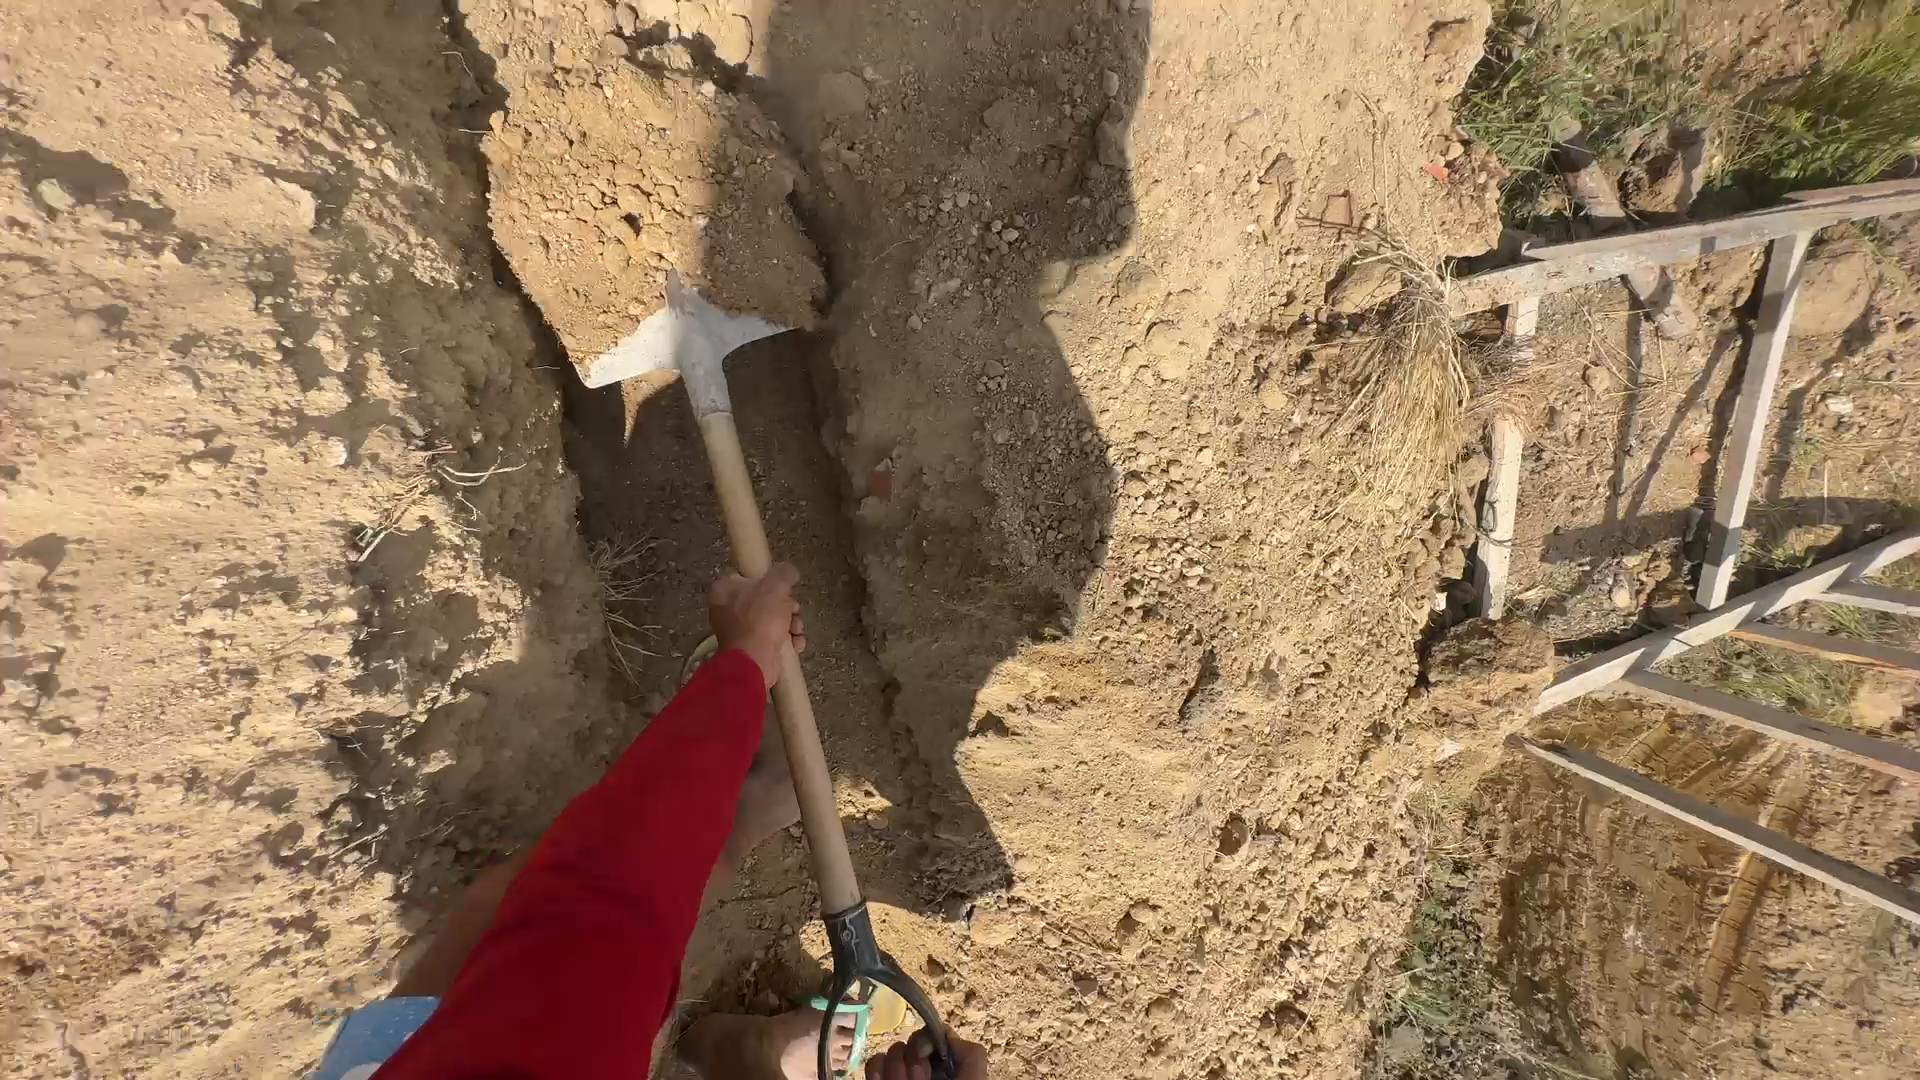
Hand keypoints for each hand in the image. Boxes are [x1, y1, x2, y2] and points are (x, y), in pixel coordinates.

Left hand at [709, 563, 805, 689]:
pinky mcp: (750, 648)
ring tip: (797, 629)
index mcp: (724, 590)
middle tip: (793, 609)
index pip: (746, 575)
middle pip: (764, 598)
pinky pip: (772, 638)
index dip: (767, 578)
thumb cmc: (760, 619)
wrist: (755, 660)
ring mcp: (738, 631)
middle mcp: (727, 609)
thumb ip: (784, 573)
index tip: (782, 585)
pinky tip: (795, 644)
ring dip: (791, 623)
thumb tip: (790, 571)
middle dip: (786, 605)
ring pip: (772, 619)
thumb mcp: (776, 586)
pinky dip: (787, 641)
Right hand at [864, 1029, 987, 1079]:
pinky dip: (877, 1073)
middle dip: (913, 1061)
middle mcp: (920, 1075)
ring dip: (896, 1070)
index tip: (927, 1053)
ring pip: (889, 1055)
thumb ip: (971, 1056)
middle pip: (908, 1044)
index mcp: (943, 1072)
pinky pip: (873, 1067)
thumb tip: (946, 1034)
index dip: (927, 1040)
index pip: (930, 1038)